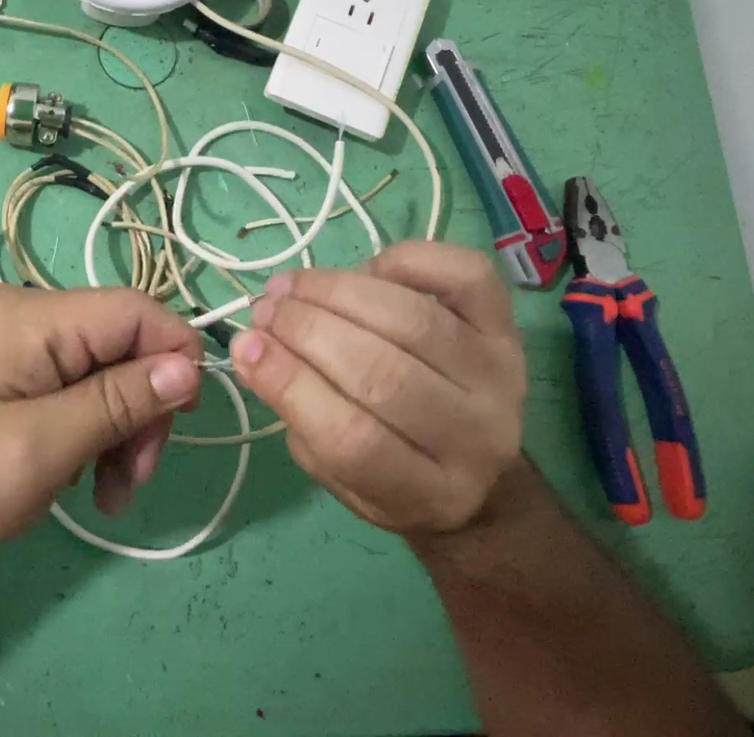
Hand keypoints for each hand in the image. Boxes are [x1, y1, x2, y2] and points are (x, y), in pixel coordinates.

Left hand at [0, 285, 202, 553]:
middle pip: (122, 341)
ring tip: (110, 495)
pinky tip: (84, 474)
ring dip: (120, 428)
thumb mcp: (42, 448)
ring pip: (105, 366)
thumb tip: (189, 367)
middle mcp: (26, 309)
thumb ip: (117, 401)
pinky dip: (92, 426)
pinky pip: (77, 380)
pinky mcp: (13, 361)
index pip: (134, 309)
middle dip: (142, 409)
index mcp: (30, 316)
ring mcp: (17, 334)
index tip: (185, 420)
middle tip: (134, 480)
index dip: (175, 355)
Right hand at [229, 242, 526, 538]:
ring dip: (336, 292)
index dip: (289, 385)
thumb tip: (251, 346)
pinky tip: (365, 269)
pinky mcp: (509, 326)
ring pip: (413, 320)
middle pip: (382, 374)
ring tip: (291, 287)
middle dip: (306, 330)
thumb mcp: (332, 469)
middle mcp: (476, 436)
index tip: (244, 345)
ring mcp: (499, 376)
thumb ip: (294, 413)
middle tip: (264, 310)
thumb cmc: (389, 473)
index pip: (353, 439)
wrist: (478, 468)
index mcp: (428, 492)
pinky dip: (407, 261)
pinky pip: (465, 275)